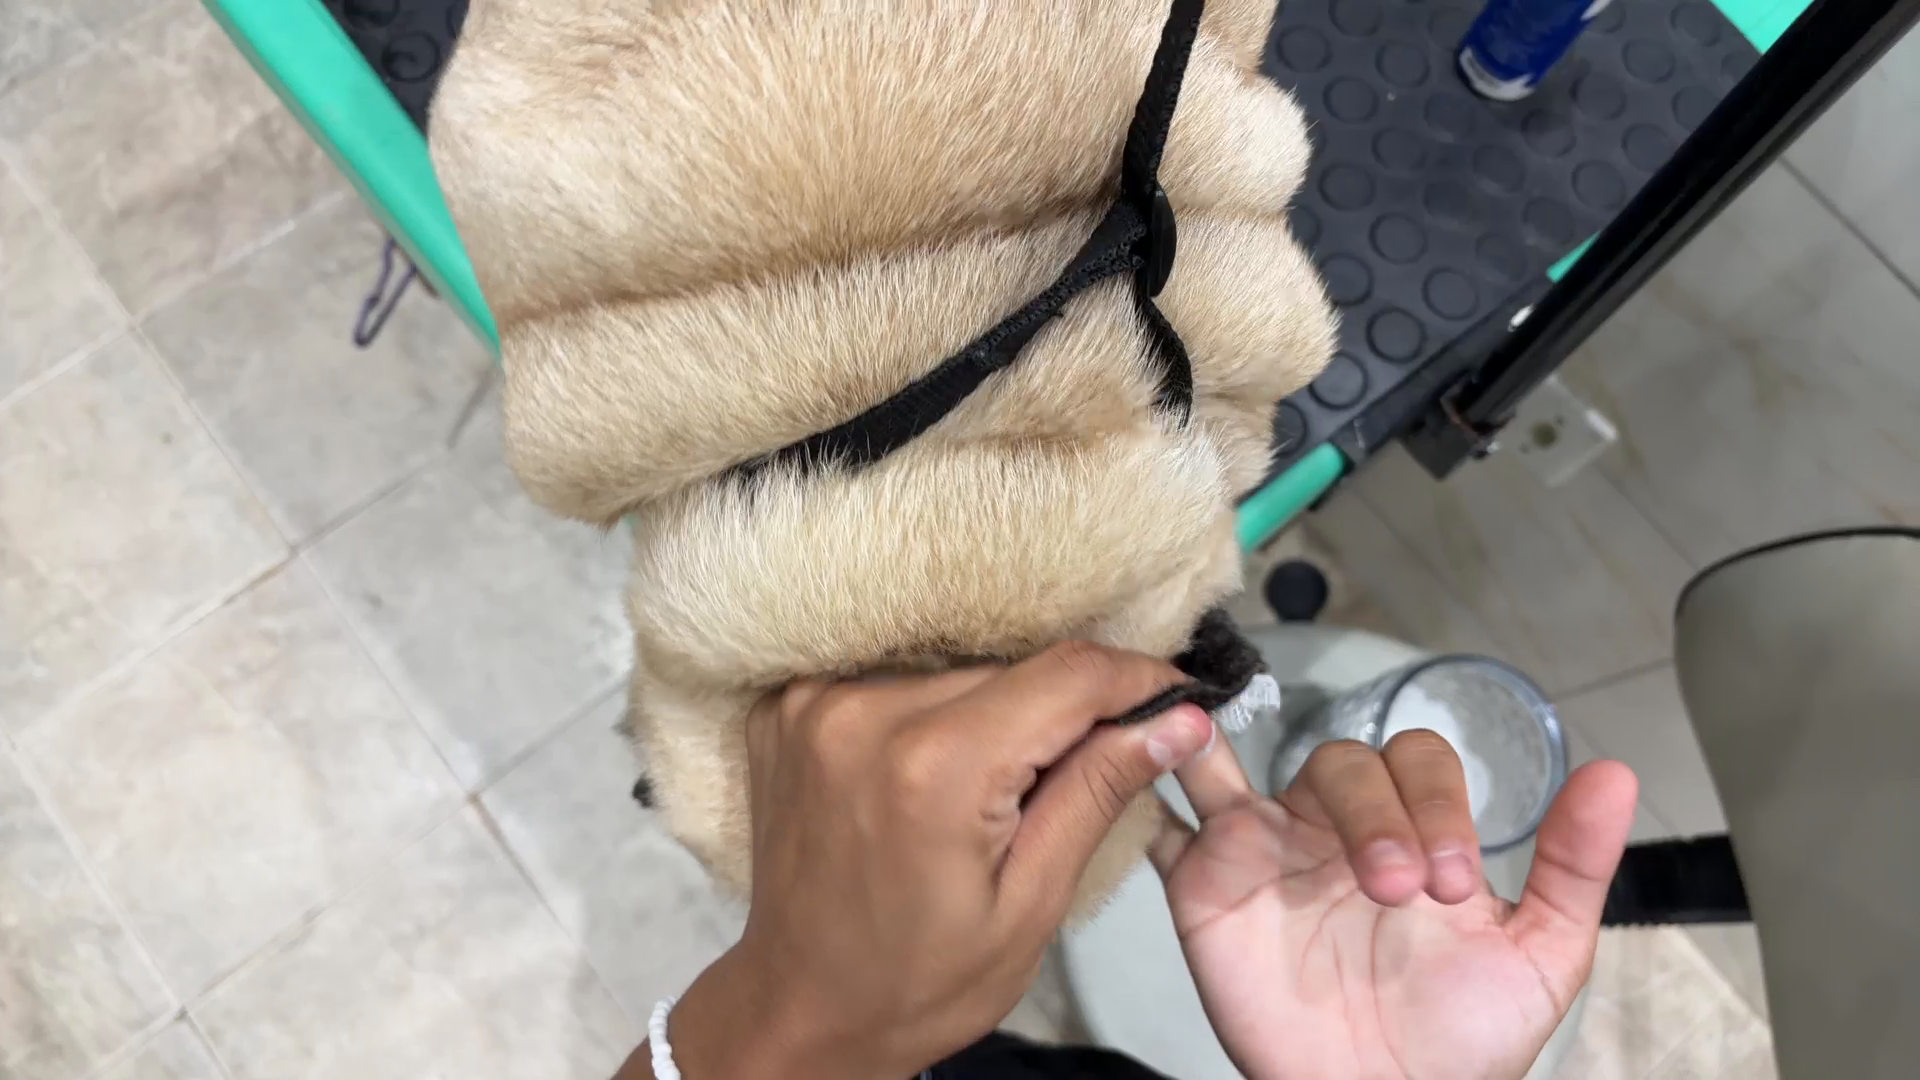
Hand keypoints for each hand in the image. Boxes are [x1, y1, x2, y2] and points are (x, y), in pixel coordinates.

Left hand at [654, 643, 1215, 1079]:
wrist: (797, 1004)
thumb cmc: (919, 980)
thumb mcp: (1031, 903)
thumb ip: (1099, 790)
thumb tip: (1178, 720)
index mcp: (935, 766)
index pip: (1066, 676)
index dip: (1133, 678)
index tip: (1171, 695)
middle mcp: (865, 711)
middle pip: (1009, 670)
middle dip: (1062, 709)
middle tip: (1074, 767)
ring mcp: (816, 700)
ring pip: (956, 672)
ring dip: (995, 710)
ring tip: (994, 782)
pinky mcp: (790, 703)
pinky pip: (897, 680)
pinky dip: (934, 710)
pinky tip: (934, 765)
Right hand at [1151, 732, 1637, 1079]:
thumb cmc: (1454, 1039)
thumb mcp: (1535, 958)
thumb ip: (1569, 867)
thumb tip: (1617, 773)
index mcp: (1395, 828)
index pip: (1408, 760)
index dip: (1431, 800)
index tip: (1451, 883)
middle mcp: (1319, 822)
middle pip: (1335, 761)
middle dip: (1372, 811)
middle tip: (1394, 890)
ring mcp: (1252, 843)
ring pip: (1229, 764)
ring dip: (1228, 759)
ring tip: (1242, 791)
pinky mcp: (1197, 882)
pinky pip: (1161, 829)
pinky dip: (1147, 802)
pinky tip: (1140, 783)